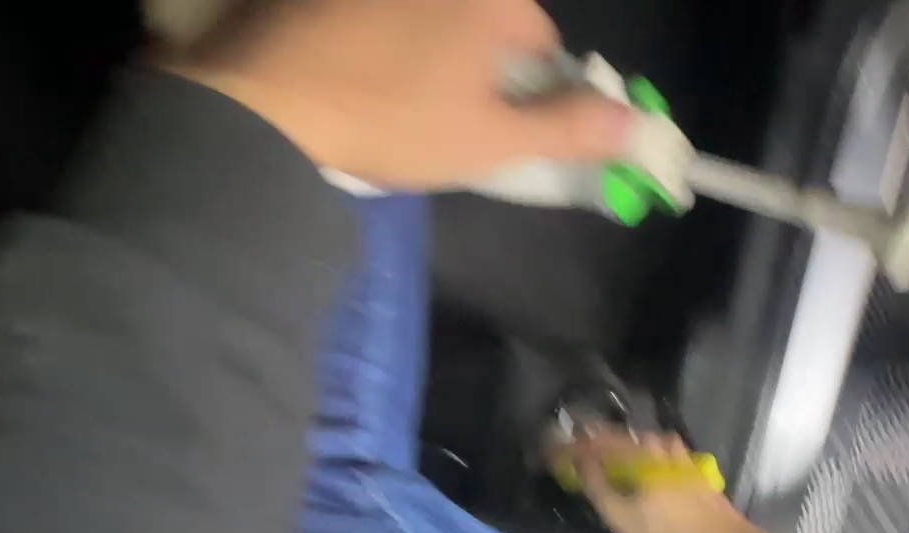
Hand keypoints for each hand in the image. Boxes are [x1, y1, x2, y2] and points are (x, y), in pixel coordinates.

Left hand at [169, 0, 635, 189]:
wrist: (270, 105)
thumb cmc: (396, 124)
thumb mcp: (492, 141)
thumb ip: (567, 132)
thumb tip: (638, 125)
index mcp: (494, 1)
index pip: (543, 45)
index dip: (533, 98)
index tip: (503, 133)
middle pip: (491, 29)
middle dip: (485, 76)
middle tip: (450, 127)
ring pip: (439, 24)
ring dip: (437, 62)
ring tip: (403, 108)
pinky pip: (391, 19)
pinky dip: (391, 47)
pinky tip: (368, 81)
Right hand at [567, 431, 751, 532]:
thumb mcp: (623, 519)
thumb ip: (599, 489)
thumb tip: (580, 464)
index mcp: (641, 458)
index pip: (603, 443)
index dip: (580, 444)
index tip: (560, 447)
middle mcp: (664, 452)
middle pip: (632, 437)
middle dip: (609, 439)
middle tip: (593, 447)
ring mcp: (686, 463)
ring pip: (658, 443)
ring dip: (639, 444)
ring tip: (628, 454)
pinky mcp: (702, 477)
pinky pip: (675, 457)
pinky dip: (661, 457)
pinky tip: (661, 470)